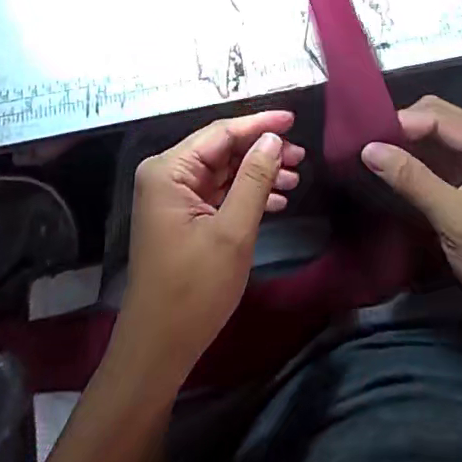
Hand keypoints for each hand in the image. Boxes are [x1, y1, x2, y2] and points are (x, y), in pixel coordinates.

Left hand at [118, 111, 304, 374]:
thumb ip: (254, 181)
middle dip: (259, 151)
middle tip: (301, 156)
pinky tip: (276, 198)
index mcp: (167, 170)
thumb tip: (273, 139)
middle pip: (219, 150)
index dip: (257, 125)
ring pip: (220, 171)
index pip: (219, 134)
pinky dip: (244, 194)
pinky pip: (215, 193)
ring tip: (295, 176)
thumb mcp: (232, 232)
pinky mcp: (179, 215)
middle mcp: (164, 174)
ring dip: (256, 173)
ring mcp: (170, 196)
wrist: (160, 343)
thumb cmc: (194, 288)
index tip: (293, 118)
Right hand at [360, 95, 461, 349]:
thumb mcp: (458, 223)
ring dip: (406, 142)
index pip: (442, 118)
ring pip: (436, 134)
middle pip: (439, 118)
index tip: (364, 137)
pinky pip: (439, 155)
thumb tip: (368, 148)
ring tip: (372, 152)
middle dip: (403, 128)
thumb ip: (413, 180)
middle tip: (367, 144)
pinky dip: (415, 158)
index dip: (402, 123)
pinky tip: (392, 166)